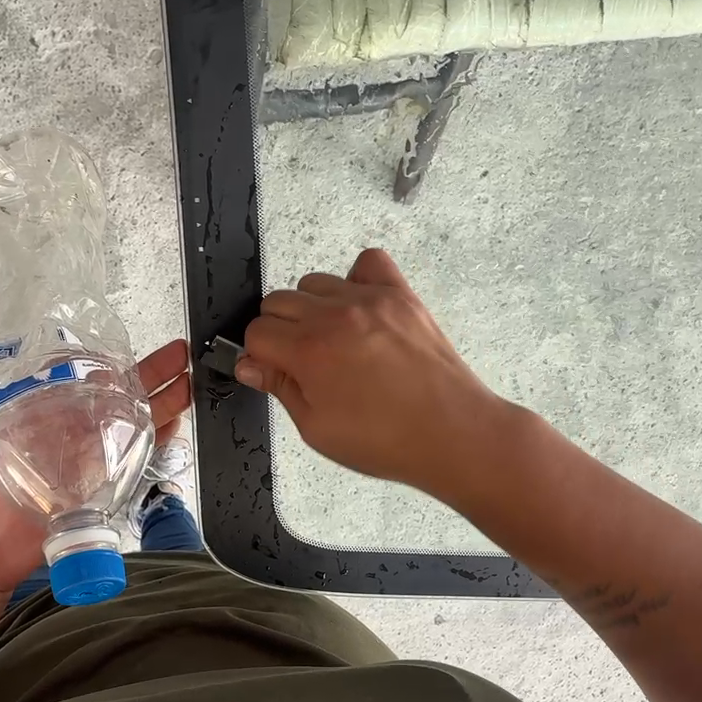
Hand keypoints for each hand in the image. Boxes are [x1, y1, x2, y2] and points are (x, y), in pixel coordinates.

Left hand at [0, 338, 193, 597]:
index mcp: (38, 417)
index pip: (74, 380)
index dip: (100, 361)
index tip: (119, 343)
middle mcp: (69, 434)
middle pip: (115, 398)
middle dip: (148, 375)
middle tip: (178, 356)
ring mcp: (86, 462)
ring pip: (131, 426)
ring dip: (161, 404)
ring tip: (188, 384)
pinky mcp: (97, 492)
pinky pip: (132, 466)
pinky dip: (156, 445)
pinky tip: (174, 427)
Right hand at [234, 248, 508, 492]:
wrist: (451, 432)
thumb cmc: (387, 439)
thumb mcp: (316, 427)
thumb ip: (279, 388)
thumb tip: (249, 366)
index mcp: (309, 351)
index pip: (256, 331)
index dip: (258, 355)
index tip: (271, 370)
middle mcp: (335, 316)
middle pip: (278, 301)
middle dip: (279, 331)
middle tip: (300, 361)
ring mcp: (369, 300)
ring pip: (314, 282)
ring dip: (312, 307)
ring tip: (332, 341)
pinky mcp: (400, 295)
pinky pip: (367, 261)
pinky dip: (356, 279)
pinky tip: (359, 311)